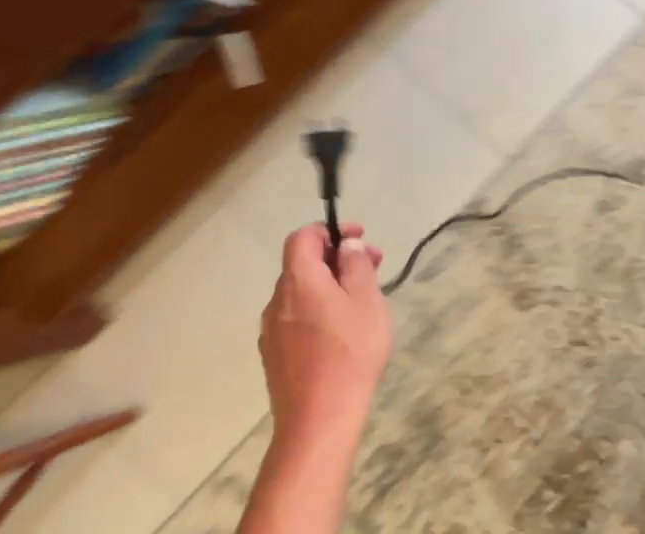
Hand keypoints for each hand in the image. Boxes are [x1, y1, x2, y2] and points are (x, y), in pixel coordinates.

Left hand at [259, 223, 390, 451]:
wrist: (320, 414)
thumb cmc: (351, 349)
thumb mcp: (366, 299)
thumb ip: (356, 266)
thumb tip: (346, 245)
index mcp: (298, 283)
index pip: (301, 239)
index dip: (329, 230)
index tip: (360, 237)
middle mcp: (276, 303)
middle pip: (301, 265)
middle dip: (337, 257)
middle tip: (374, 265)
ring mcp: (271, 331)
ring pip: (300, 292)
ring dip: (330, 283)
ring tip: (363, 297)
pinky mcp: (274, 354)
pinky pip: (296, 316)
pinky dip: (319, 307)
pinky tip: (343, 327)